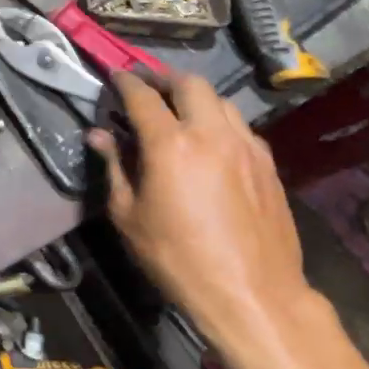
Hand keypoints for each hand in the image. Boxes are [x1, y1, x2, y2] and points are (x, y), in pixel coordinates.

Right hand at [86, 72, 314, 342]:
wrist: (250, 292)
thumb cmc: (176, 256)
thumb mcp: (128, 215)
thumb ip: (115, 167)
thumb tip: (100, 136)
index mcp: (171, 145)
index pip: (143, 97)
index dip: (125, 82)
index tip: (114, 76)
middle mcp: (212, 135)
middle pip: (190, 85)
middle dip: (164, 79)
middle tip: (146, 85)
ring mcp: (247, 148)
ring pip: (221, 102)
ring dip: (195, 97)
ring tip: (177, 109)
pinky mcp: (268, 166)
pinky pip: (240, 127)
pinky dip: (219, 121)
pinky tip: (209, 140)